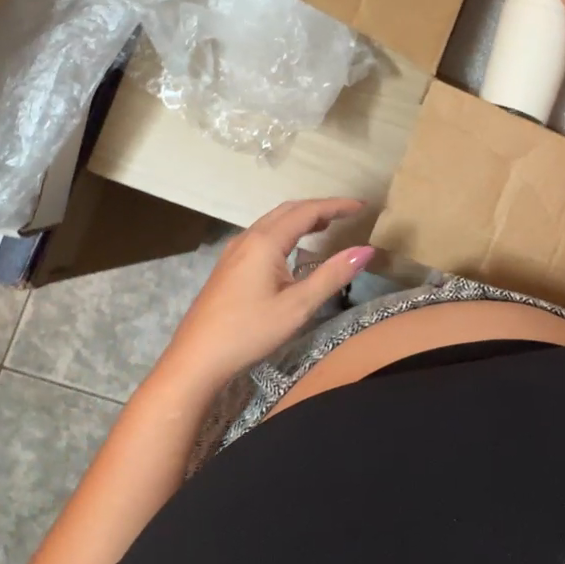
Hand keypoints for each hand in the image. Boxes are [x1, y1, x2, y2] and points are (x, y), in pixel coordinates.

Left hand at [166, 199, 375, 382]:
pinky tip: (294, 249)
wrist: (198, 357)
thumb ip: (333, 275)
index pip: (307, 211)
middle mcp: (248, 238)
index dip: (336, 205)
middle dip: (319, 207)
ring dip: (301, 218)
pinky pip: (263, 236)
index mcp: (265, 242)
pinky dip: (286, 232)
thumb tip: (366, 250)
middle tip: (348, 214)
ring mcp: (234, 252)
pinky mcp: (229, 266)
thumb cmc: (250, 331)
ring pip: (273, 222)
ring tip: (327, 226)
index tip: (363, 206)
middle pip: (288, 210)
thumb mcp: (298, 306)